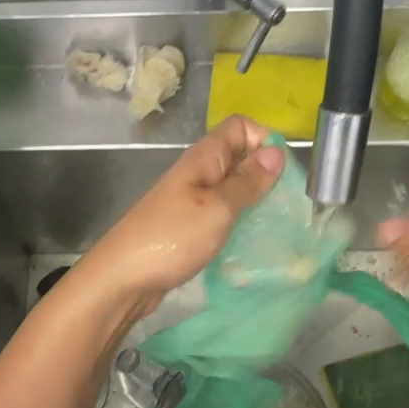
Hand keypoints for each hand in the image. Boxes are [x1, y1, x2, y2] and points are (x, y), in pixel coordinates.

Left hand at [69, 115, 285, 319]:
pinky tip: (249, 245)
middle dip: (265, 175)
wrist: (122, 280)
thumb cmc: (171, 239)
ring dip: (253, 204)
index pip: (240, 127)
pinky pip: (220, 216)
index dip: (264, 139)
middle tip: (286, 205)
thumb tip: (277, 153)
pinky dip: (236, 225)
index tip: (283, 172)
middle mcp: (196, 174)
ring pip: (230, 190)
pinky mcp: (186, 229)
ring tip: (274, 227)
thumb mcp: (217, 208)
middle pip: (238, 159)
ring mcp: (189, 202)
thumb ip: (247, 182)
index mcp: (202, 159)